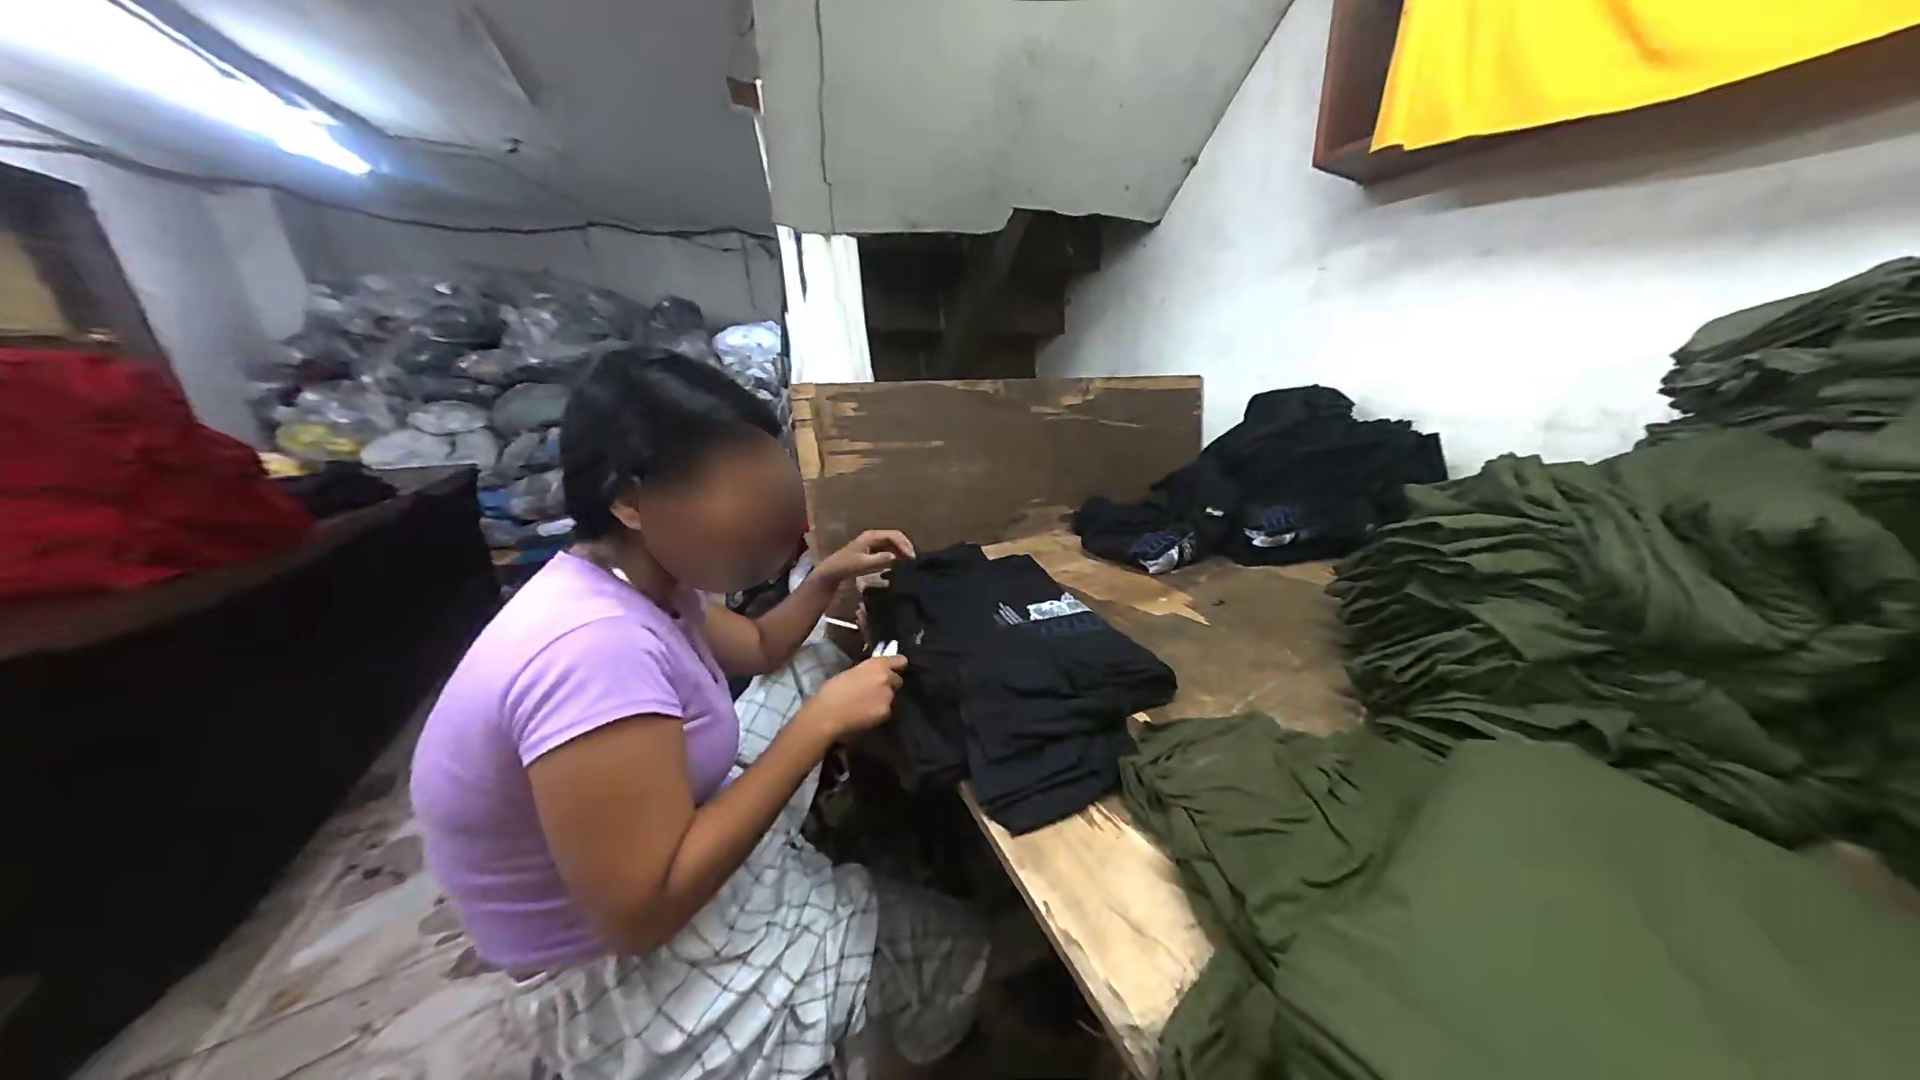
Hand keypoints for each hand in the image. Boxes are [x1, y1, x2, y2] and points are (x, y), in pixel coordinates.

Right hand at [801, 655, 908, 740]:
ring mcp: (888, 695)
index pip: (900, 661)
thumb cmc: (832, 690)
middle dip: (889, 684)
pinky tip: (867, 714)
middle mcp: (887, 677)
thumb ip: (866, 671)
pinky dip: (879, 711)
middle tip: (876, 690)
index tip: (895, 669)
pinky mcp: (886, 712)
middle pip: (898, 680)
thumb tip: (871, 675)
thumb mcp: (851, 672)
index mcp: (877, 664)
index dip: (897, 666)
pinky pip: (886, 710)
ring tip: (869, 704)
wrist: (828, 713)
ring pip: (891, 696)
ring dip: (884, 698)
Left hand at [818, 530, 914, 584]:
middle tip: (913, 560)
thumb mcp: (864, 564)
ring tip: (909, 562)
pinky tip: (900, 563)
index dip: (904, 545)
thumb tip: (896, 557)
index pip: (893, 536)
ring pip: (892, 543)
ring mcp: (872, 542)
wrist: (832, 572)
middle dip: (905, 546)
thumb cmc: (847, 566)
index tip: (911, 558)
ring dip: (901, 550)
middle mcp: (873, 536)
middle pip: (895, 537)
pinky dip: (896, 554)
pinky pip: (888, 548)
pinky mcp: (871, 550)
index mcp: (871, 536)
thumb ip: (881, 559)